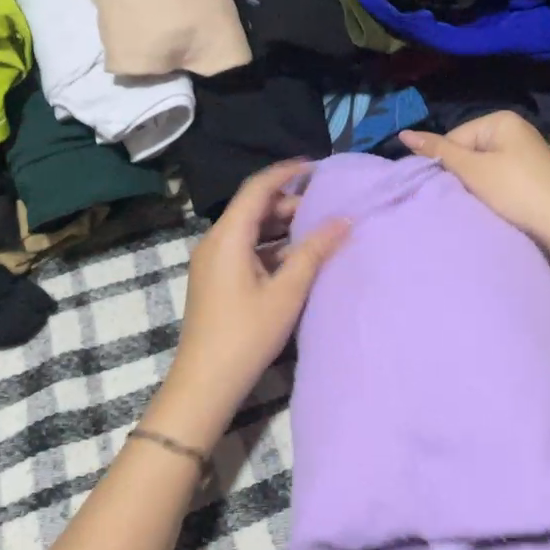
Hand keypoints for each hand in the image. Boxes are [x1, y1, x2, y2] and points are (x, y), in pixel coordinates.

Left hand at [149, 161, 348, 447]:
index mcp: (228, 236)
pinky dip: (271, 247)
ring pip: (250, 230)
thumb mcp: (287, 292)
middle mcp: (215, 241)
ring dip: (282, 227)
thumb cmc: (247, 334)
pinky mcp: (216, 280)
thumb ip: (314, 252)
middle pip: (253, 208)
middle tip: (325, 205)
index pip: (257, 188)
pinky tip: (298, 259)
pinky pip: (245, 249)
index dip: (286, 172)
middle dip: (288, 202)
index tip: (316, 167)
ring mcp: (213, 262)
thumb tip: (343, 220)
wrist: (205, 382)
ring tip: (318, 230)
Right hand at [399, 113, 549, 294]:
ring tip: (478, 205)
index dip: (445, 165)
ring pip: (482, 169)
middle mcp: (514, 130)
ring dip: (475, 187)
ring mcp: (526, 152)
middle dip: (461, 176)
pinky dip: (493, 193)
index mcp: (500, 120)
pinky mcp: (533, 175)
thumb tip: (403, 134)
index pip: (453, 138)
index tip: (448, 189)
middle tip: (461, 199)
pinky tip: (495, 208)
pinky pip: (499, 179)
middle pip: (467, 152)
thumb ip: (437, 152)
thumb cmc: (516, 192)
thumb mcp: (473, 171)